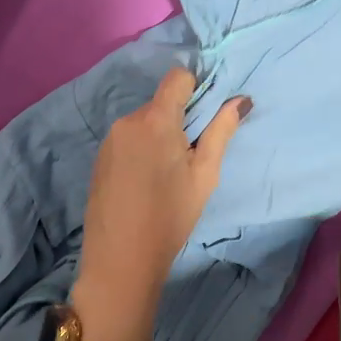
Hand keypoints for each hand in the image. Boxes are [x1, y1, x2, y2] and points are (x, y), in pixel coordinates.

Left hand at [70, 68, 248, 340]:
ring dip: (159, 134)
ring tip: (165, 173)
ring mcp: (110, 140)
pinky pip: (128, 138)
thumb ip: (221, 130)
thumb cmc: (170, 216)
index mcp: (156, 120)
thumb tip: (241, 99)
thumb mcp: (205, 174)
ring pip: (145, 121)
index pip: (178, 77)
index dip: (195, 88)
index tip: (203, 117)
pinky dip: (142, 148)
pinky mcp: (99, 158)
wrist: (120, 264)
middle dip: (178, 118)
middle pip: (161, 102)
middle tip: (189, 154)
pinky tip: (145, 182)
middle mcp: (128, 121)